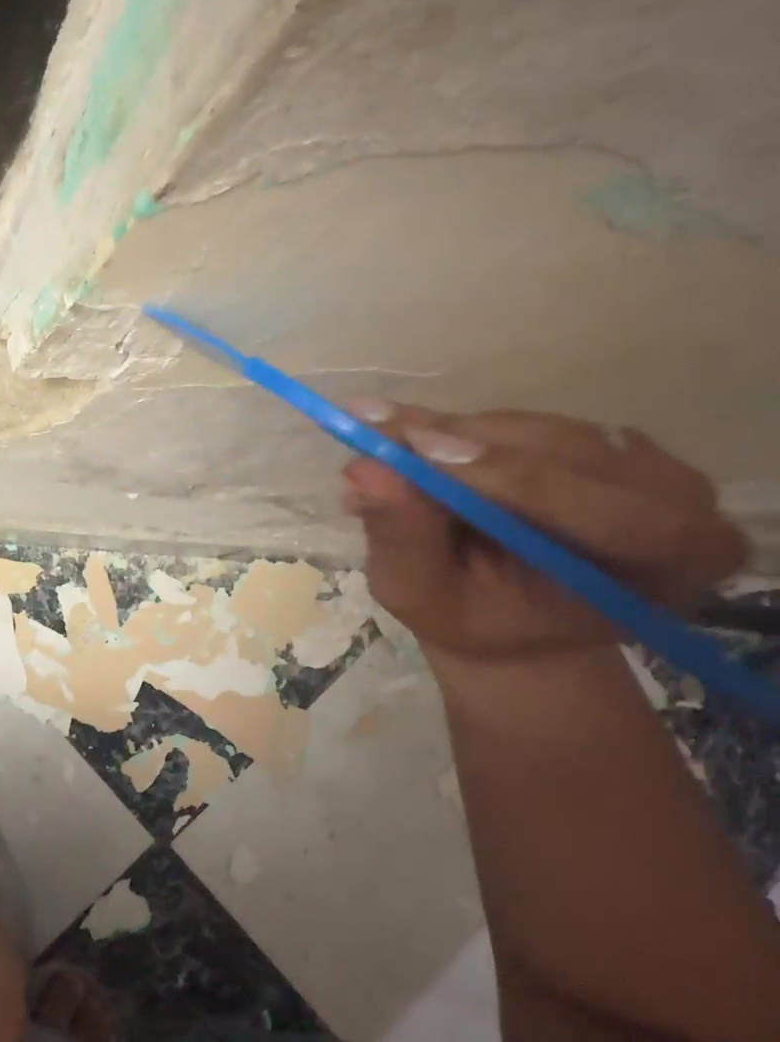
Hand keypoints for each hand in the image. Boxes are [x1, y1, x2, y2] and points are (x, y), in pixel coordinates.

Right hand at [338, 400, 747, 663]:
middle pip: (572, 455)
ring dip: (452, 431)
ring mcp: (647, 467)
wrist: (510, 618)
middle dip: (469, 443)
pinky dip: (456, 426)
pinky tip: (405, 435)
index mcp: (664, 568)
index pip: (608, 511)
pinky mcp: (599, 441)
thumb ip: (403, 539)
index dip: (513, 478)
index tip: (420, 451)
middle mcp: (680, 507)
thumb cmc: (473, 620)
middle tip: (379, 431)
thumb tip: (362, 472)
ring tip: (377, 436)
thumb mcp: (423, 597)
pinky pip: (523, 422)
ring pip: (538, 430)